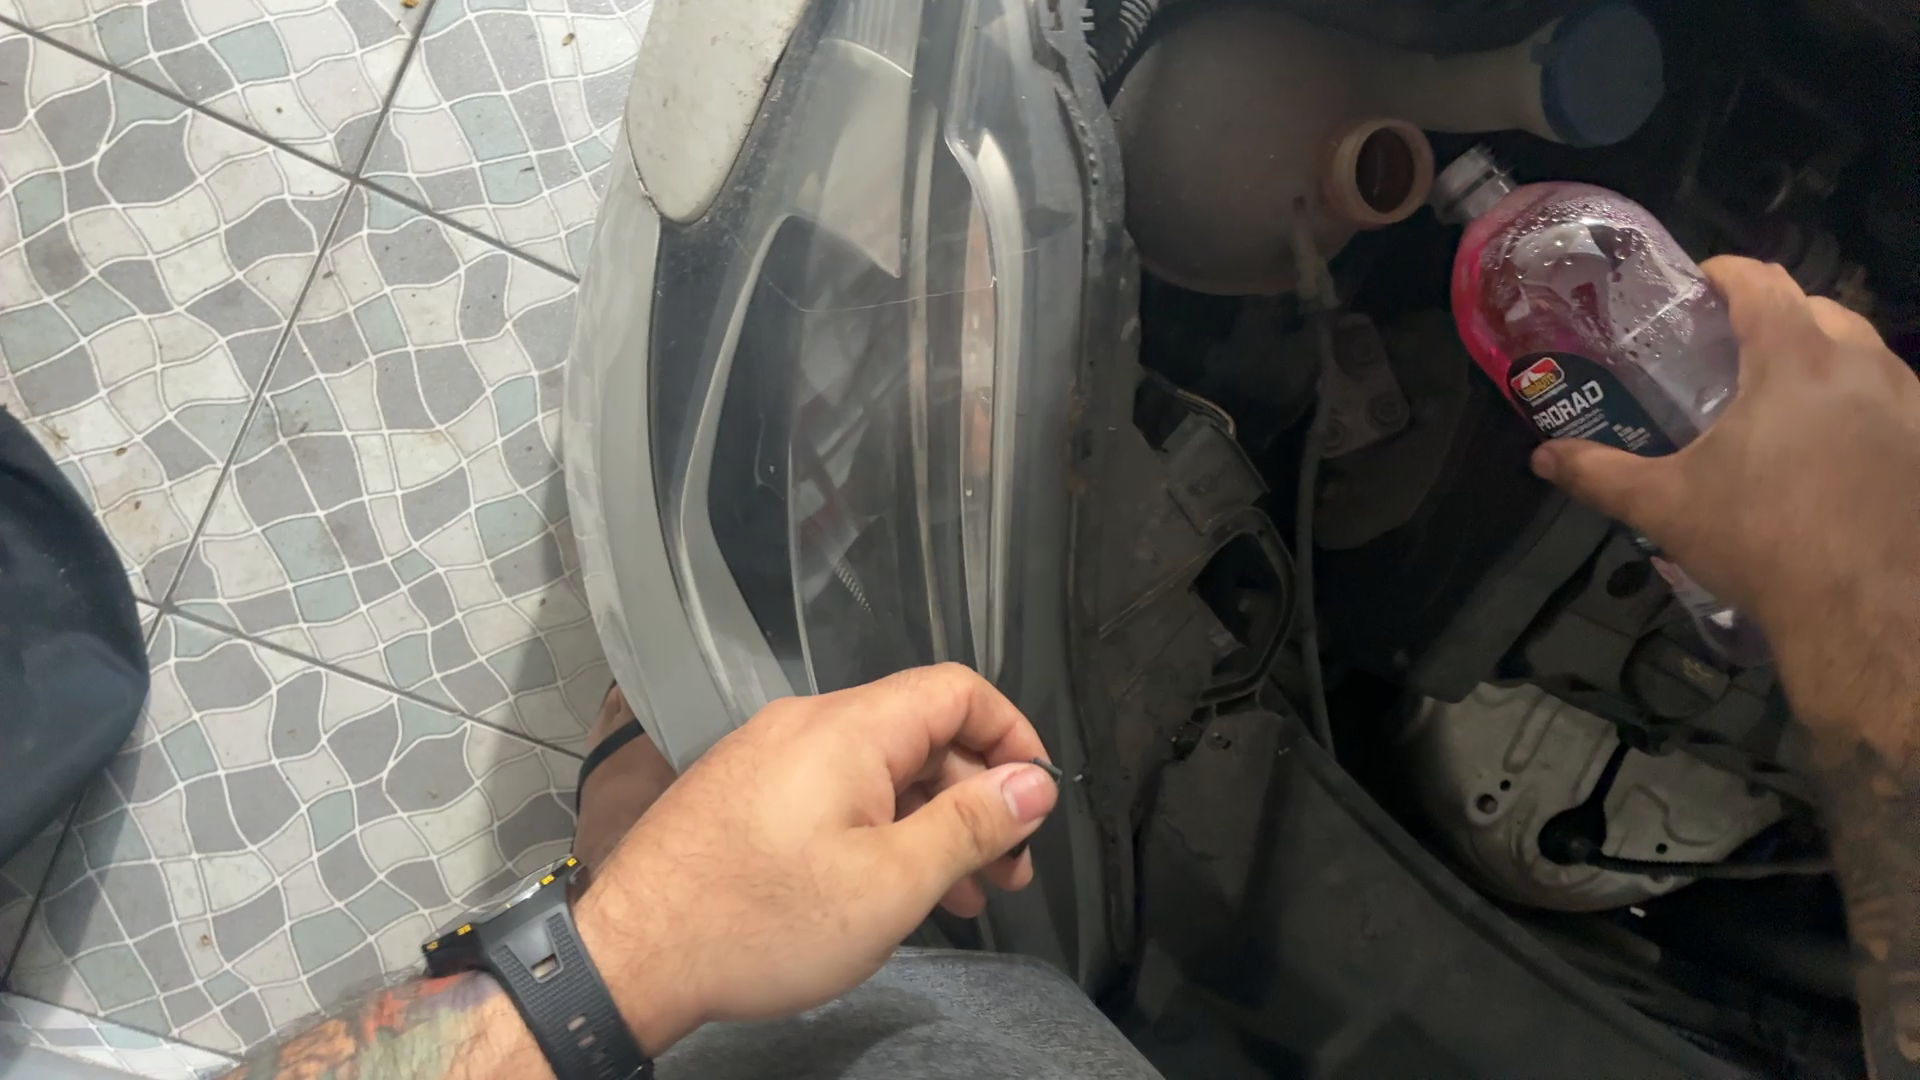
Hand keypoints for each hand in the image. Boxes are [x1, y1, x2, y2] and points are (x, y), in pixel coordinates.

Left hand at [571, 663, 1059, 1053]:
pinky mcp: (757, 785)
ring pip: (884, 766)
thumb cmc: (762, 920)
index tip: (1034, 794)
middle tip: (1008, 867)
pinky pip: (841, 787)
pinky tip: (897, 881)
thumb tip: (1035, 783)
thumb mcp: (890, 883)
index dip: (1010, 732)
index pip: (958, 690)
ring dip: (933, 818)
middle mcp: (815, 721)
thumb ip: (971, 825)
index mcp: (853, 726)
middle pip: (924, 732)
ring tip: (965, 891)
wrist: (624, 957)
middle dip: (977, 794)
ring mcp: (780, 751)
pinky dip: (883, 824)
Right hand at [1529, 256, 1919, 744]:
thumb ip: (1594, 472)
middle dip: (1769, 314)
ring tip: (1762, 395)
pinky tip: (1813, 444)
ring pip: (1862, 352)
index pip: (1765, 286)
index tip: (1692, 283)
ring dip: (1813, 356)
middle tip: (1715, 346)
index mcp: (1796, 367)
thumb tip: (1541, 456)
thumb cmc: (1760, 537)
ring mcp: (1914, 406)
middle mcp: (1868, 370)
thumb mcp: (1658, 503)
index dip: (1725, 274)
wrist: (1873, 607)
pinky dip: (1846, 397)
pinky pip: (1889, 395)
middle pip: (1821, 310)